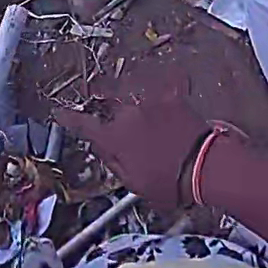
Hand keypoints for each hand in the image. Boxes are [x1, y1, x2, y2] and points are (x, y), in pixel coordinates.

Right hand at [55, 91, 210, 210]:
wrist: (208, 167)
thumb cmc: (170, 184)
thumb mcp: (135, 185)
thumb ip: (114, 163)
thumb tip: (103, 147)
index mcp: (114, 137)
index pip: (84, 125)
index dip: (69, 119)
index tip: (59, 113)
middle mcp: (126, 114)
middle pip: (112, 113)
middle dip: (117, 123)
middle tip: (133, 141)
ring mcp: (149, 102)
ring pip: (136, 102)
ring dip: (141, 111)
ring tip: (155, 126)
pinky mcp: (171, 97)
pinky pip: (164, 88)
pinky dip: (167, 91)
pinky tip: (175, 83)